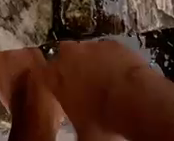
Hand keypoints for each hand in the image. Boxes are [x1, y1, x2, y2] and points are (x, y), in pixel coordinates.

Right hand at [43, 40, 158, 138]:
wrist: (130, 99)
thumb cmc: (100, 121)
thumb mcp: (81, 131)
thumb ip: (72, 122)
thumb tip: (77, 130)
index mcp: (55, 78)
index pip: (42, 72)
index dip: (50, 78)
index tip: (56, 87)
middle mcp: (69, 55)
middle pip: (63, 55)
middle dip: (70, 66)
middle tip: (81, 83)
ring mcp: (91, 46)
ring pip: (86, 51)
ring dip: (91, 61)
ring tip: (103, 80)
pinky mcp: (111, 42)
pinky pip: (106, 49)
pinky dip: (110, 59)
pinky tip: (118, 74)